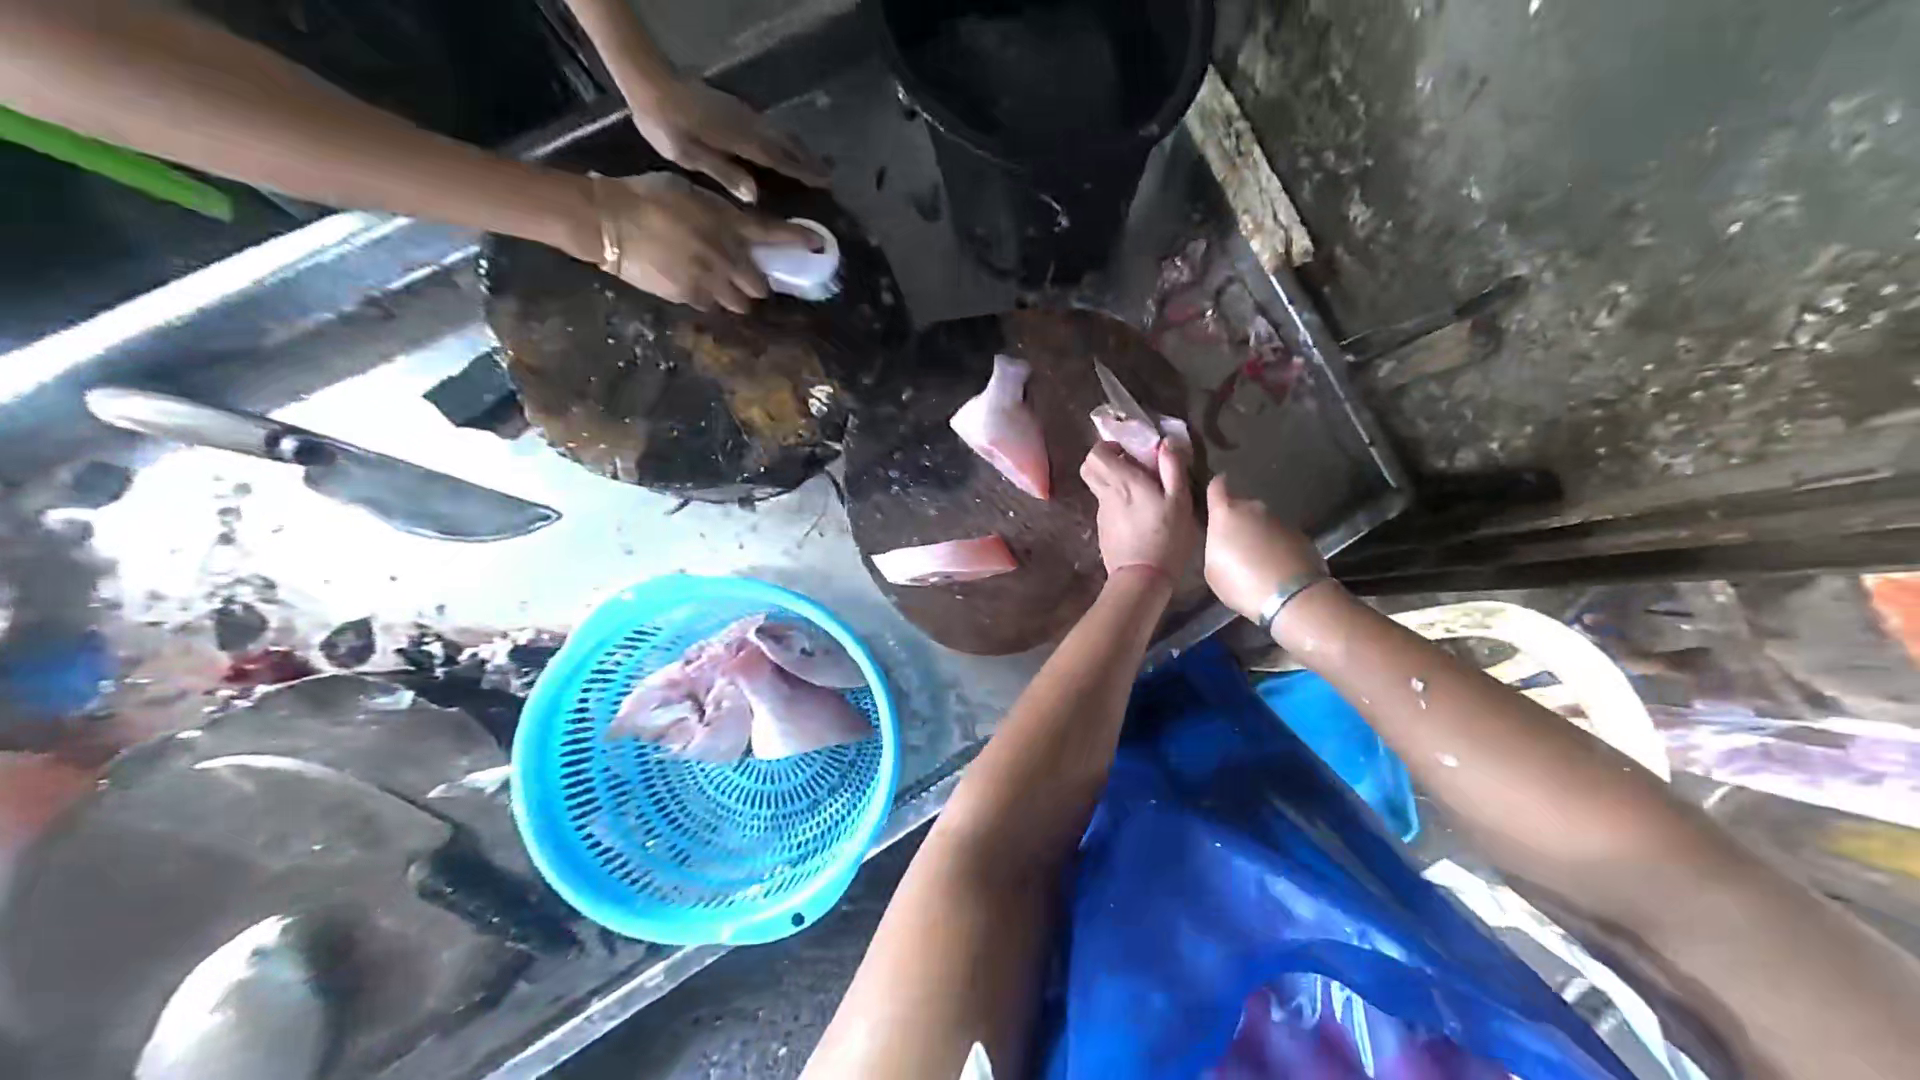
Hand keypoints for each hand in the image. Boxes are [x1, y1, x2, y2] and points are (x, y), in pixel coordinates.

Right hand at [589, 172, 821, 312]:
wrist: (610, 220)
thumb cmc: (647, 196)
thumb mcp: (691, 193)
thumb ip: (721, 212)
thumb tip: (739, 224)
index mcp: (728, 224)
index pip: (773, 233)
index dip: (799, 241)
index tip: (819, 246)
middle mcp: (727, 256)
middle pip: (760, 285)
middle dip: (756, 284)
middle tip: (744, 278)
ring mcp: (710, 281)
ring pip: (740, 303)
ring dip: (736, 298)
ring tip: (721, 288)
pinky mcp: (690, 297)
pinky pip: (711, 306)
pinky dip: (709, 301)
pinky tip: (694, 288)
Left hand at [630, 78, 829, 203]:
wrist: (649, 81)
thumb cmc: (665, 124)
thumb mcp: (689, 155)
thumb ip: (723, 173)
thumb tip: (755, 195)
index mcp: (740, 140)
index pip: (780, 159)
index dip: (803, 172)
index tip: (824, 183)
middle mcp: (747, 126)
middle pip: (786, 145)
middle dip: (808, 161)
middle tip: (829, 176)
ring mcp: (743, 114)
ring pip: (779, 134)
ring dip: (799, 149)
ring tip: (815, 162)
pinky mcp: (735, 109)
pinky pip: (769, 127)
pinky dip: (783, 139)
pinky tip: (785, 146)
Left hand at [1081, 440, 1197, 579]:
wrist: (1141, 578)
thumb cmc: (1165, 536)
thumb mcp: (1180, 500)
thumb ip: (1173, 468)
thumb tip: (1166, 442)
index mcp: (1122, 482)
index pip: (1095, 454)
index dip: (1107, 447)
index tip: (1127, 451)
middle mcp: (1106, 494)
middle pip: (1089, 468)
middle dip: (1104, 461)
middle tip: (1128, 465)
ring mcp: (1101, 514)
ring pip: (1097, 487)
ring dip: (1113, 482)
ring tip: (1140, 493)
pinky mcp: (1103, 530)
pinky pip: (1105, 507)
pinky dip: (1116, 503)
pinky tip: (1138, 516)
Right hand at [1204, 475, 1326, 620]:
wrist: (1291, 596)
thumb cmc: (1240, 582)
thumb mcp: (1212, 569)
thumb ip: (1216, 546)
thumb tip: (1226, 541)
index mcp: (1226, 514)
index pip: (1217, 487)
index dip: (1215, 487)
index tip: (1215, 490)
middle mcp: (1253, 510)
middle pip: (1241, 507)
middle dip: (1237, 521)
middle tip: (1234, 545)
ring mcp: (1280, 520)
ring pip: (1262, 522)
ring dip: (1258, 535)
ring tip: (1256, 561)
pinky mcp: (1301, 534)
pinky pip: (1280, 536)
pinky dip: (1276, 547)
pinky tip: (1275, 568)